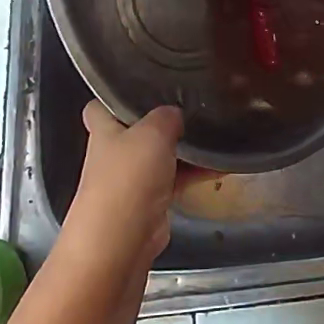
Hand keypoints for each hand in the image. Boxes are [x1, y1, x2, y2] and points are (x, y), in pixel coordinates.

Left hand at [61, 101, 210, 268]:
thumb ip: (167, 116)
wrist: (122, 239)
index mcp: (104, 131)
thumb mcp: (153, 132)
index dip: (117, 95)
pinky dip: (196, 173)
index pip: (102, 106)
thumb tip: (175, 113)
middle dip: (162, 121)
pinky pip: (177, 180)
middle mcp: (115, 154)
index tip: (144, 85)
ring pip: (161, 155)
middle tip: (191, 106)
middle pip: (138, 130)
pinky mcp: (152, 203)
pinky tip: (222, 164)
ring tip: (214, 132)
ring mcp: (133, 180)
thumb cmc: (128, 178)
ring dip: (184, 148)